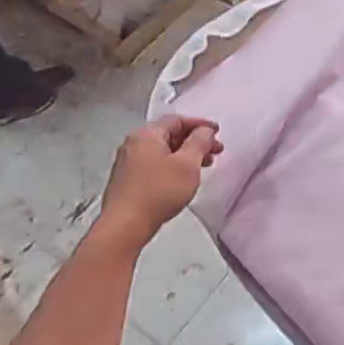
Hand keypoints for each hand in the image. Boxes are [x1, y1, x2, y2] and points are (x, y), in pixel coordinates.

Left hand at [93, 117, 222, 251]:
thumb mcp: (188, 164)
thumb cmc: (159, 192)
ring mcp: (128, 161)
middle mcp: (134, 144)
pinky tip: (183, 178)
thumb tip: (204, 131)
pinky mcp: (128, 178)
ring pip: (163, 150)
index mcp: (147, 135)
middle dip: (195, 140)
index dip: (200, 124)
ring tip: (204, 166)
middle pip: (169, 134)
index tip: (216, 132)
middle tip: (215, 151)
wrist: (126, 223)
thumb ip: (199, 143)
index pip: (177, 120)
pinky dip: (173, 165)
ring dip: (185, 154)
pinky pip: (155, 163)